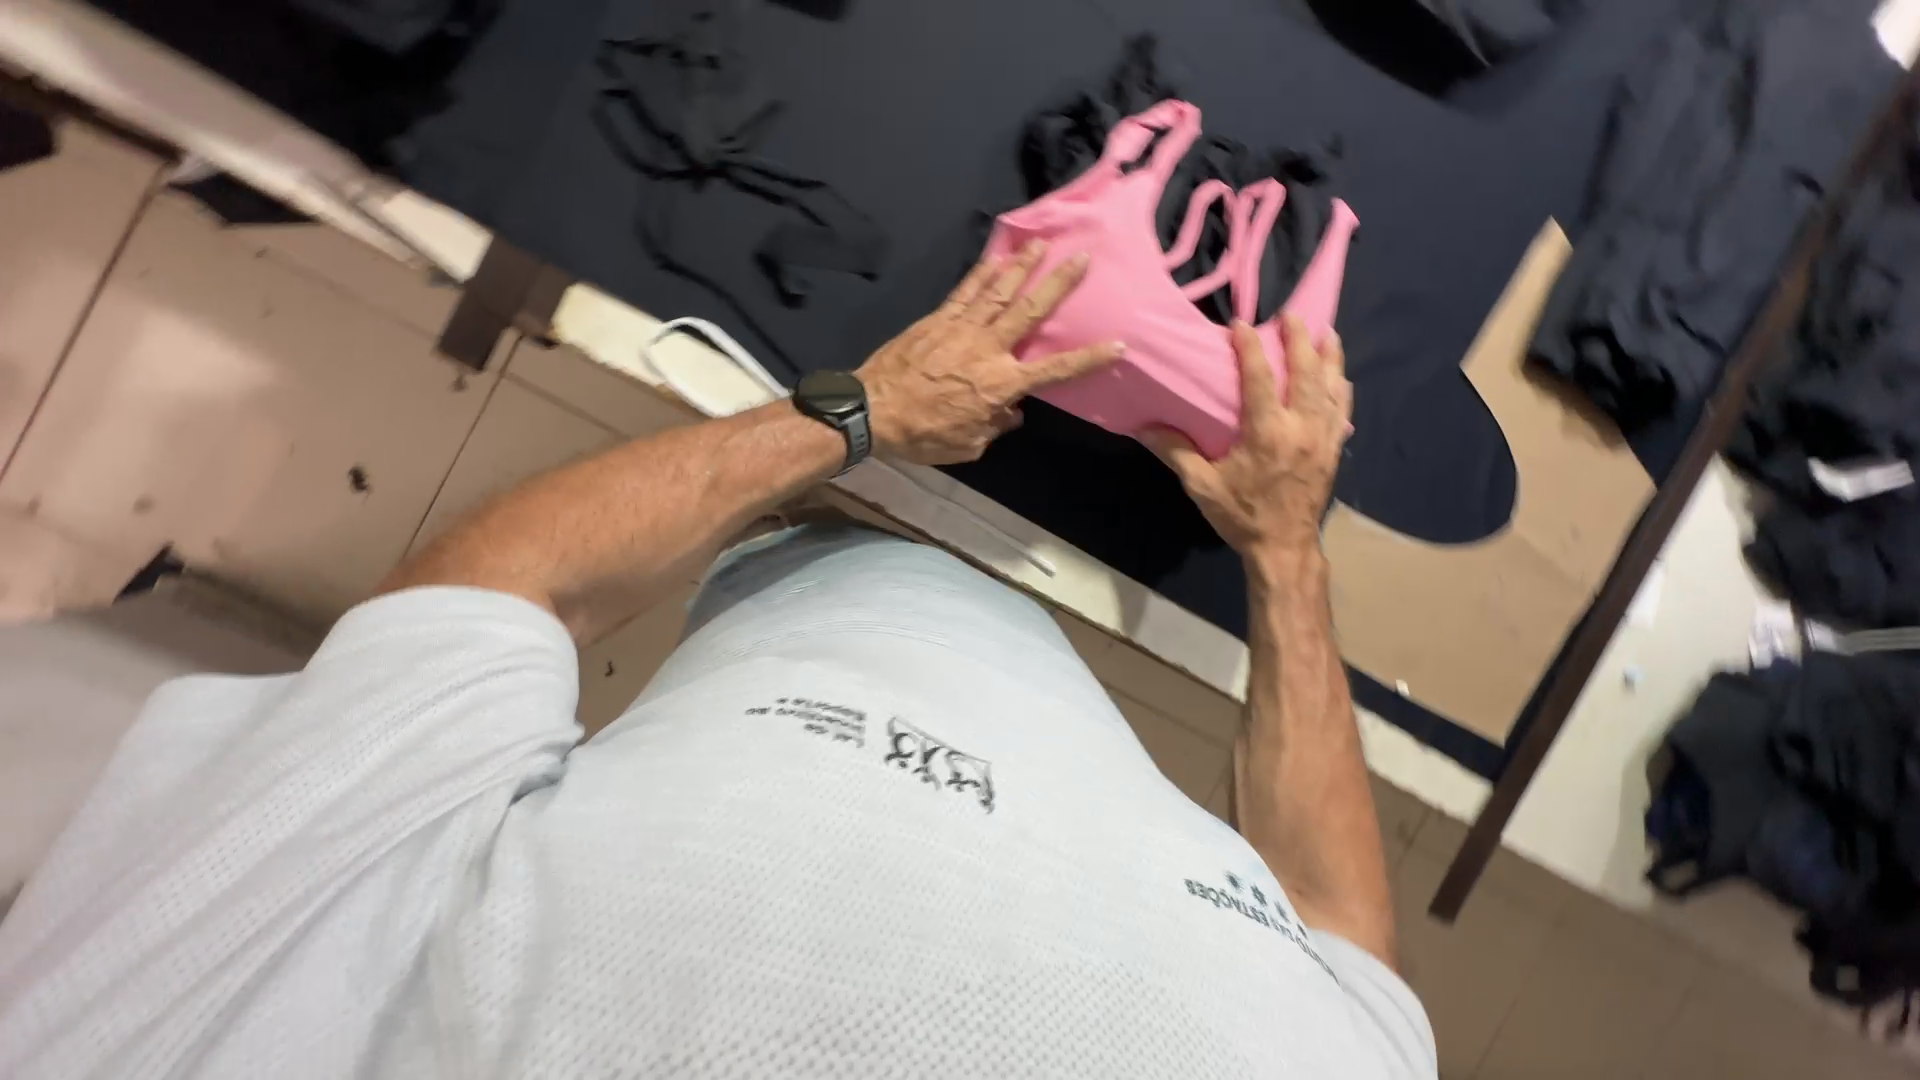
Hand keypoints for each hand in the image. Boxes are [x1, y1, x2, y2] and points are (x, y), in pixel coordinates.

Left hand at [856, 242, 1123, 464]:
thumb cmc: (922, 435)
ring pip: (999, 292)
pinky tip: (995, 258)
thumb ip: (995, 427)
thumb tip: (1012, 413)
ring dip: (1022, 266)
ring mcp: (961, 329)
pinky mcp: (937, 319)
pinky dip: (982, 274)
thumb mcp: (967, 446)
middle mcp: (988, 349)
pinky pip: (965, 292)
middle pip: (1030, 311)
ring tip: (1040, 244)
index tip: (1117, 344)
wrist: (873, 411)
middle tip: (1081, 257)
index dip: (1088, 358)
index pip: (1055, 369)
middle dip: (1058, 283)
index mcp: (1000, 385)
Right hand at [1141, 316, 1351, 567]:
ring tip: (1326, 332)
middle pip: (1306, 371)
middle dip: (1300, 339)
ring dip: (1330, 356)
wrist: (1283, 547)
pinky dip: (1341, 388)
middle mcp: (1301, 427)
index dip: (1249, 347)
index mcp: (1266, 432)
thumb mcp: (1202, 486)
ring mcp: (1323, 437)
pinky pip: (1343, 410)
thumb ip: (1176, 452)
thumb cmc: (1241, 515)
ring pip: (1332, 386)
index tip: (1241, 324)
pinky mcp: (1334, 449)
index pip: (1259, 377)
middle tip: (1292, 316)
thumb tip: (1143, 429)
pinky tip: (1339, 377)